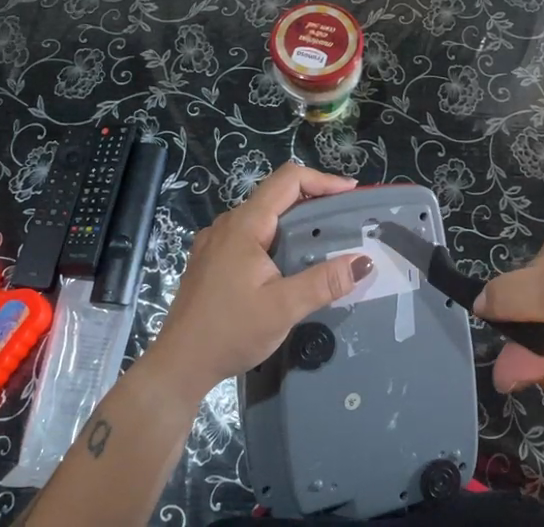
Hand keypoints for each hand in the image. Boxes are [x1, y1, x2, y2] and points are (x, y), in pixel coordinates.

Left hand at [141, 162, 372, 398]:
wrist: (179, 364)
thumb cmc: (230, 331)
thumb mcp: (283, 308)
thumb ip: (324, 282)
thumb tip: (364, 261)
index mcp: (245, 224)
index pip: (288, 180)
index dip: (322, 180)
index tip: (351, 193)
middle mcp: (228, 224)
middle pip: (276, 195)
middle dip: (313, 199)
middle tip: (344, 217)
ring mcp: (216, 241)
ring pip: (262, 216)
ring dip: (294, 220)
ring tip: (323, 239)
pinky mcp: (211, 259)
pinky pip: (250, 234)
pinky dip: (276, 237)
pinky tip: (288, 262)